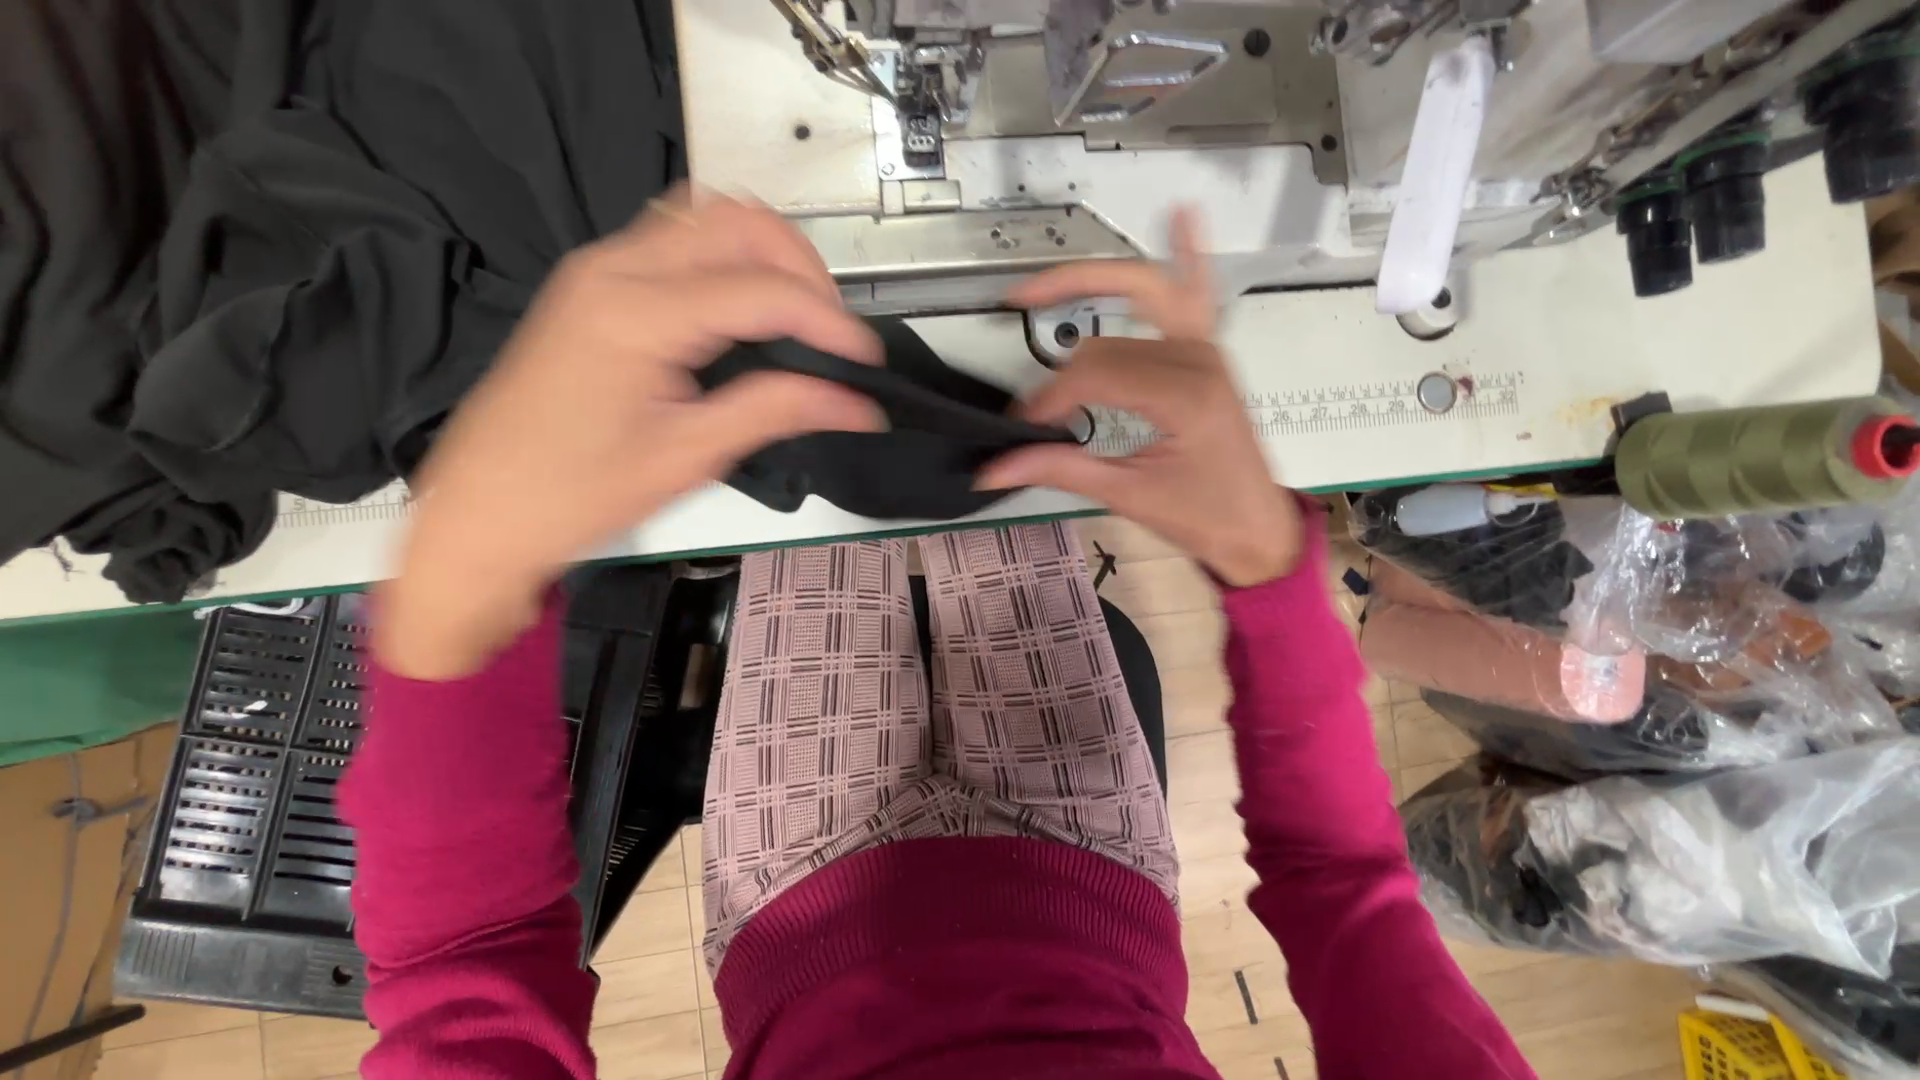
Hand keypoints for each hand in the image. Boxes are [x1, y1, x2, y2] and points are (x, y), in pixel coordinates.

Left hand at [379, 188, 884, 678]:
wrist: (479, 512)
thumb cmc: (568, 496)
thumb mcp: (687, 457)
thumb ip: (777, 412)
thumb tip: (855, 403)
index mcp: (636, 314)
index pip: (762, 290)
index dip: (828, 323)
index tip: (865, 362)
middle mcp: (614, 270)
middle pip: (738, 220)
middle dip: (802, 268)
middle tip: (831, 334)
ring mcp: (599, 270)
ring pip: (708, 215)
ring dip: (766, 254)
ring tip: (797, 320)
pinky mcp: (595, 284)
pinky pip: (678, 239)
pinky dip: (728, 260)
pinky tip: (746, 315)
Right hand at [979, 209, 1302, 586]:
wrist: (1258, 528)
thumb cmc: (1205, 517)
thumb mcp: (1127, 496)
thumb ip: (1059, 469)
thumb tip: (996, 467)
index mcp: (1183, 396)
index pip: (1095, 375)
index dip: (1050, 399)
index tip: (1024, 428)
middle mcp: (1198, 360)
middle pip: (1107, 340)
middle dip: (1060, 360)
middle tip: (1012, 331)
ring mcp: (1208, 350)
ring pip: (1138, 301)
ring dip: (1090, 288)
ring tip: (1038, 288)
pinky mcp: (1210, 354)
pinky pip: (1197, 293)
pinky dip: (1189, 254)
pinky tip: (1181, 214)